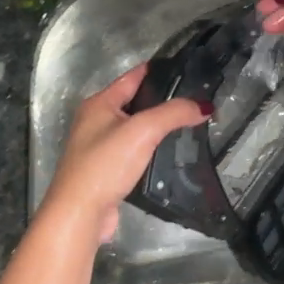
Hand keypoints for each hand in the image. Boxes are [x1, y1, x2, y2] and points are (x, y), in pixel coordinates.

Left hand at [40, 65, 205, 243]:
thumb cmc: (105, 164)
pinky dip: (149, 150)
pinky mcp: (105, 172)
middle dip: (161, 100)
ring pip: (134, 129)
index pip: (133, 77)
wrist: (79, 214)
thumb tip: (204, 107)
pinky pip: (132, 152)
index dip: (158, 71)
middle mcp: (95, 121)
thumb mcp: (143, 131)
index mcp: (99, 104)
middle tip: (194, 100)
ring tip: (188, 124)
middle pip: (133, 102)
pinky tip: (168, 154)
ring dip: (156, 128)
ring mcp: (98, 148)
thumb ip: (173, 114)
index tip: (186, 69)